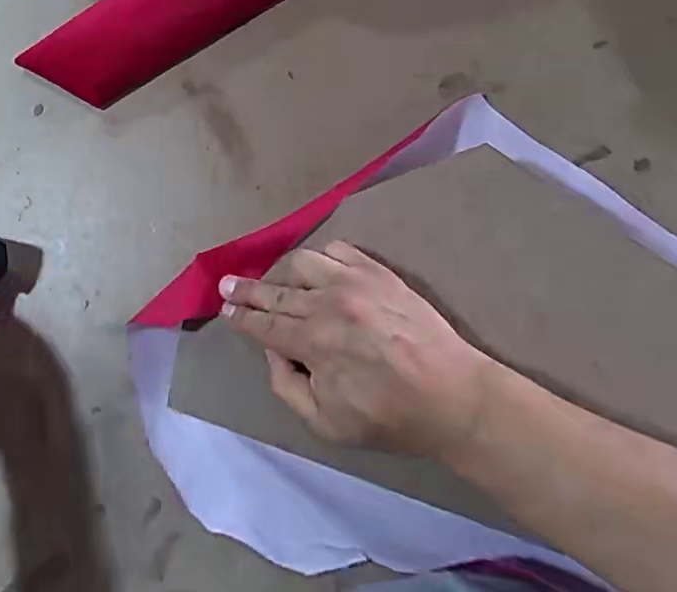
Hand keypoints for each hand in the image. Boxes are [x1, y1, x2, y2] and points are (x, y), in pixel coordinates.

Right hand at [219, 242, 495, 459]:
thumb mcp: (327, 426)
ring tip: (277, 279)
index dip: (240, 316)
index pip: (263, 325)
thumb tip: (273, 352)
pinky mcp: (378, 271)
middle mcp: (327, 304)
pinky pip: (339, 250)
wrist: (452, 394)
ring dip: (282, 271)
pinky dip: (322, 256)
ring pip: (303, 261)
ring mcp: (354, 281)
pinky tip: (319, 268)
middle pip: (274, 290)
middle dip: (246, 288)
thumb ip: (288, 387)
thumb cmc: (389, 417)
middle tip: (227, 282)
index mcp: (312, 343)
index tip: (224, 307)